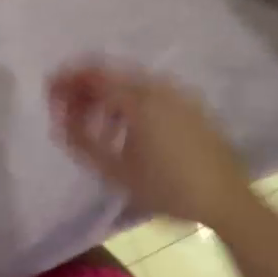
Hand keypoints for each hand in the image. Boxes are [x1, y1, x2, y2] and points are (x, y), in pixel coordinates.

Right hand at [49, 63, 257, 227]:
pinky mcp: (192, 106)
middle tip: (67, 111)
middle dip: (85, 89)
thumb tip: (59, 121)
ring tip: (96, 128)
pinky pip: (151, 94)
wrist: (228, 200)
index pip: (93, 75)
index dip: (67, 81)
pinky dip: (130, 104)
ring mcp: (178, 93)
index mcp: (138, 97)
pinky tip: (127, 132)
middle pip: (111, 75)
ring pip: (131, 84)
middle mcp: (157, 86)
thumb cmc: (169, 189)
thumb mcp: (118, 172)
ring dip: (108, 99)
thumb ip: (83, 143)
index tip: (49, 92)